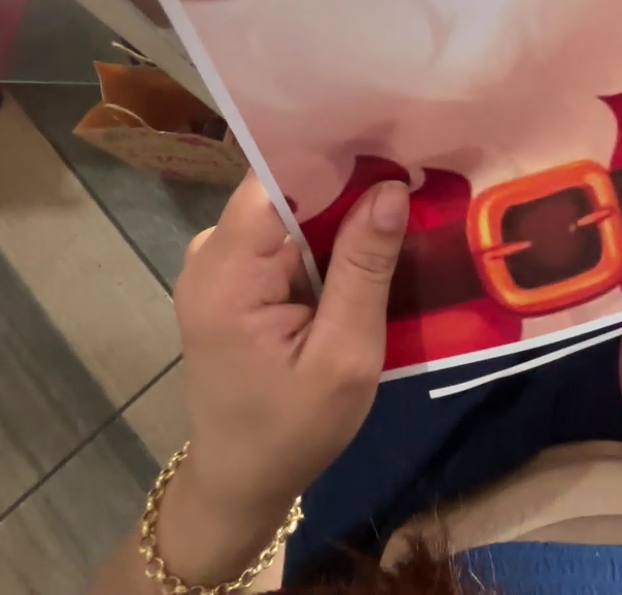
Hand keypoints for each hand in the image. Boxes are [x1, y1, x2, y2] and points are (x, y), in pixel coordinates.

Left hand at [170, 175, 408, 532]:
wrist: (243, 482)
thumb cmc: (293, 429)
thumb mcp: (345, 356)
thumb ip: (365, 268)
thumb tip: (391, 187)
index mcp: (226, 275)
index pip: (275, 182)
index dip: (331, 155)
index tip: (389, 139)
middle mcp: (210, 256)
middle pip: (283, 190)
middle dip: (347, 181)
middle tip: (411, 170)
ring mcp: (218, 265)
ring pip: (288, 210)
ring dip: (341, 207)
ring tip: (399, 198)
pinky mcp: (234, 278)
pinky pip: (284, 235)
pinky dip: (325, 233)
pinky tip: (367, 237)